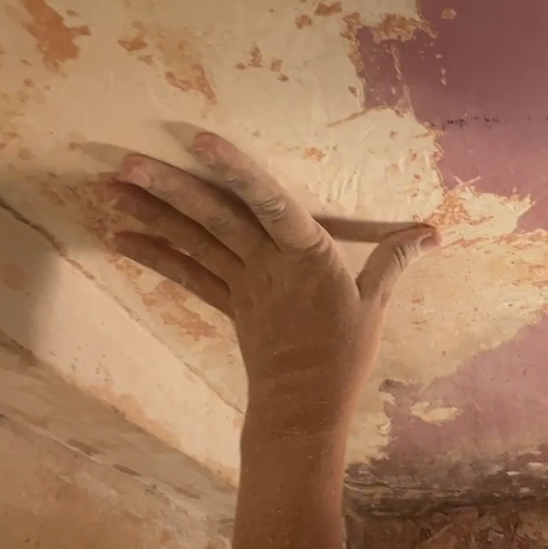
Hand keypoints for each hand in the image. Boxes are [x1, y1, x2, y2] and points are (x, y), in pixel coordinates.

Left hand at [109, 132, 437, 441]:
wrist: (305, 407)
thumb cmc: (345, 353)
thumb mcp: (375, 301)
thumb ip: (396, 258)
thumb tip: (435, 232)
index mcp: (306, 255)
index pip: (270, 203)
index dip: (236, 171)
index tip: (200, 141)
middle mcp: (267, 264)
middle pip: (216, 220)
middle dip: (170, 189)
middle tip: (125, 160)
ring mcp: (242, 285)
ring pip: (195, 243)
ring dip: (153, 214)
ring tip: (113, 186)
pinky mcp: (229, 304)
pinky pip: (189, 276)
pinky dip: (155, 255)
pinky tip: (120, 237)